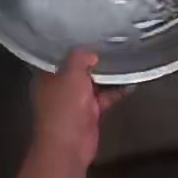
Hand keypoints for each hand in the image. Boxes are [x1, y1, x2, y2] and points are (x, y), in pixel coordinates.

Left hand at [30, 50, 119, 167]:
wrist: (69, 145)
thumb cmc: (65, 106)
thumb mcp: (71, 75)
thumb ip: (79, 59)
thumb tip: (91, 54)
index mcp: (46, 77)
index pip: (57, 56)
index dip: (71, 45)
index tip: (87, 32)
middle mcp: (59, 87)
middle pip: (76, 69)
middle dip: (92, 59)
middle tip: (111, 42)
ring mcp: (74, 101)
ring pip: (92, 84)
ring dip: (106, 75)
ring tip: (124, 57)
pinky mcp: (89, 113)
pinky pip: (104, 98)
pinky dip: (116, 91)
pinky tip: (130, 81)